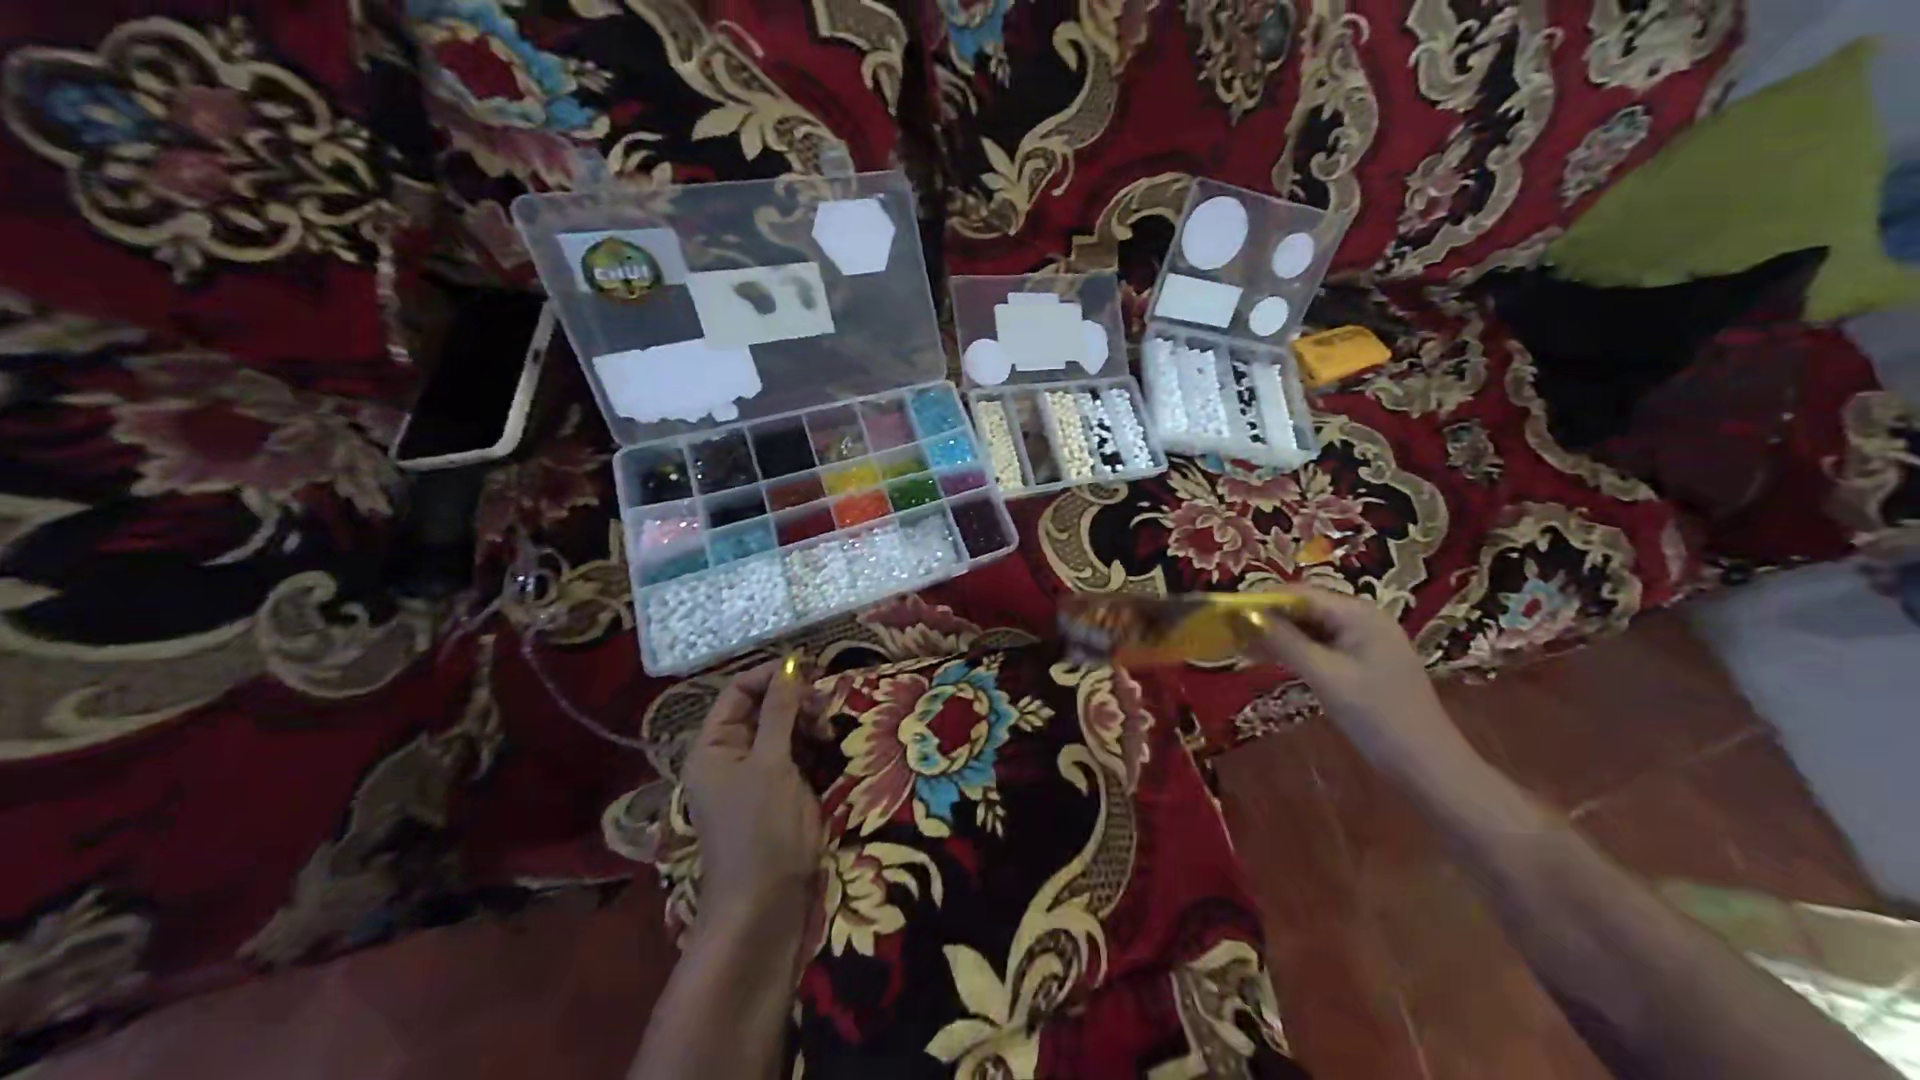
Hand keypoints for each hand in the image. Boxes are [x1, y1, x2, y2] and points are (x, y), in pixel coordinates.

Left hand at [684, 655, 823, 921]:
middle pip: (762, 708)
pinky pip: (796, 751)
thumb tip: (790, 666)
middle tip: (824, 704)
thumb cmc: (760, 828)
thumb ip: (780, 712)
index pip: (737, 693)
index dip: (769, 676)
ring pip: (783, 728)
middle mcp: (731, 754)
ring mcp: (757, 773)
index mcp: (712, 745)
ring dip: (806, 720)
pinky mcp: (781, 789)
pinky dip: (812, 743)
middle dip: (793, 699)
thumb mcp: (770, 764)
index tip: (806, 668)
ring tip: (828, 728)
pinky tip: (829, 744)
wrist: (767, 902)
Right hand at [1244, 587, 1476, 776]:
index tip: (1226, 615)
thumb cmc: (1377, 717)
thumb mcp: (1325, 677)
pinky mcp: (1362, 662)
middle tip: (1231, 634)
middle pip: (1305, 608)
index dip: (1262, 601)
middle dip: (1268, 618)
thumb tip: (1244, 616)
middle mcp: (1363, 619)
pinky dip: (1295, 650)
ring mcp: (1364, 641)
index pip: (1300, 594)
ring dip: (1278, 635)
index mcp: (1359, 614)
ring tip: (1242, 647)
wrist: (1426, 764)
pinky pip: (1321, 645)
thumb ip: (1285, 642)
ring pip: (1311, 627)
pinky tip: (1271, 660)